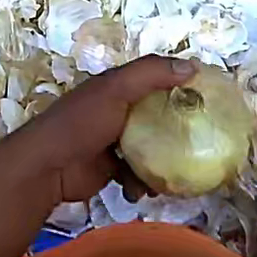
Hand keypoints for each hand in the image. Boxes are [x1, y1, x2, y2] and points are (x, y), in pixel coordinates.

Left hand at [0, 55, 195, 204]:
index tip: (207, 99)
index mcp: (117, 86)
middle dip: (176, 129)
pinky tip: (141, 190)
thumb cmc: (82, 121)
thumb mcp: (117, 89)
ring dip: (161, 162)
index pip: (155, 80)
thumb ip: (152, 74)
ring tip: (173, 175)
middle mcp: (117, 110)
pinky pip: (135, 173)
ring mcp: (112, 140)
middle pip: (155, 116)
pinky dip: (141, 182)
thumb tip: (194, 66)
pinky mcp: (109, 167)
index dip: (179, 86)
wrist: (48, 166)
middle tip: (200, 141)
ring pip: (149, 148)